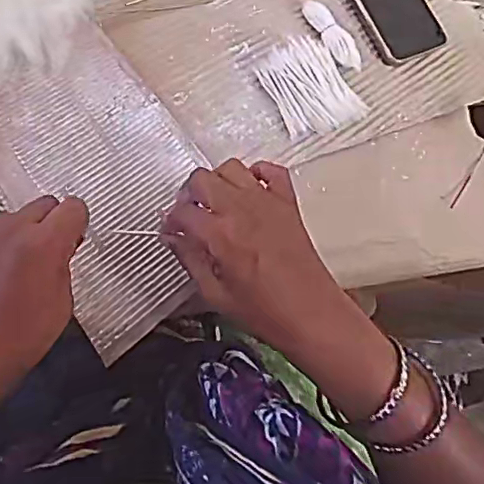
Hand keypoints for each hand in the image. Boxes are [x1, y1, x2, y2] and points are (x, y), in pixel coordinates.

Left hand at [0, 196, 87, 399]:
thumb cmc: (19, 339)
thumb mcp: (62, 303)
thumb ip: (65, 263)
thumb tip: (64, 245)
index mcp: (42, 244)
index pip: (72, 207)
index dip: (77, 223)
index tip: (74, 238)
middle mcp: (12, 229)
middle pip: (45, 204)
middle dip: (52, 225)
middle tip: (51, 255)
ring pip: (18, 217)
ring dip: (25, 234)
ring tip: (20, 271)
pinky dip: (1, 243)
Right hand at [161, 160, 353, 351]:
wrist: (313, 316)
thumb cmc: (267, 311)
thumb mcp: (215, 293)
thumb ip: (189, 259)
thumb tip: (173, 239)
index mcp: (220, 235)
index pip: (182, 211)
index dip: (170, 220)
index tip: (171, 229)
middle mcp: (241, 210)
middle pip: (201, 179)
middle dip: (188, 194)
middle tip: (189, 211)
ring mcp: (266, 202)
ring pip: (230, 167)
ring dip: (217, 180)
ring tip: (215, 199)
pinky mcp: (288, 203)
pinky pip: (271, 170)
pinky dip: (257, 172)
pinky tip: (250, 188)